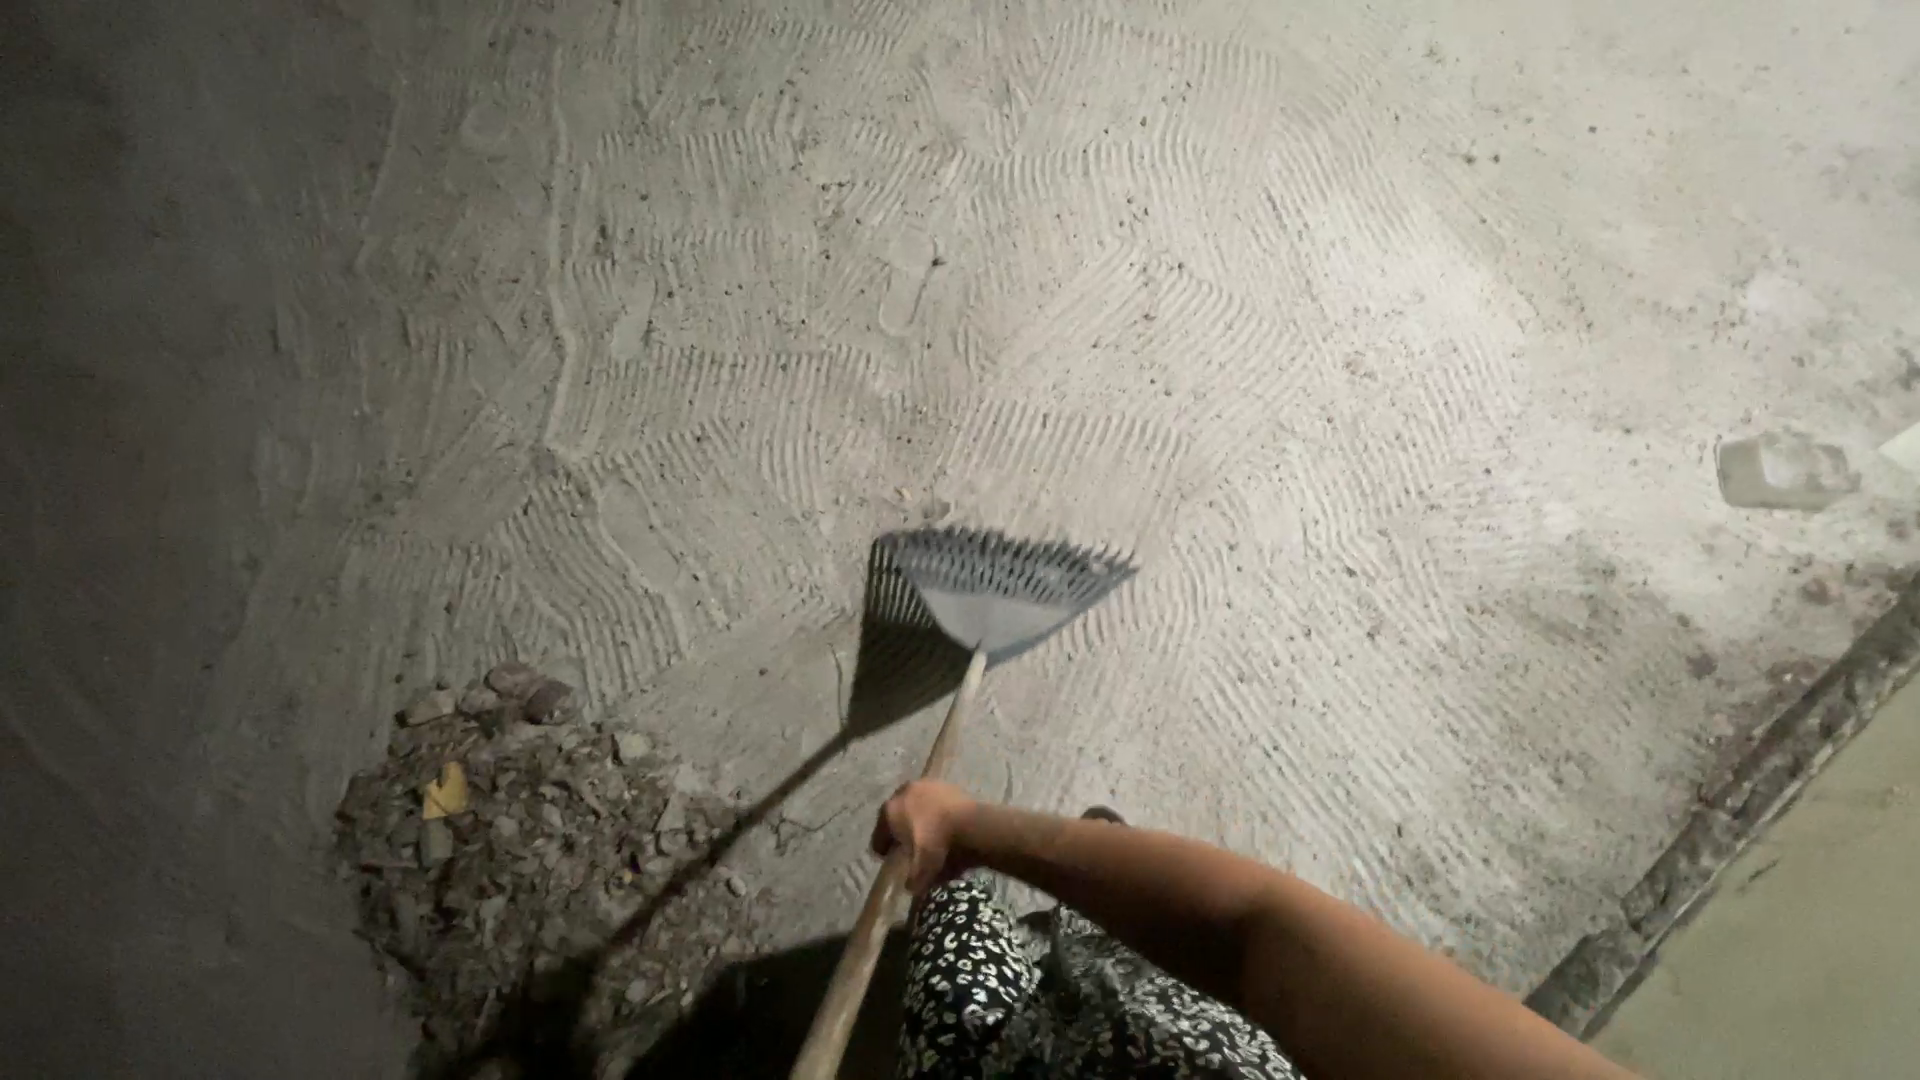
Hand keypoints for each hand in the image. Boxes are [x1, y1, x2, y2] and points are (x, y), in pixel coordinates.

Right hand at [869, 779, 978, 893]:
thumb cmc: (938, 846)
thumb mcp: (922, 871)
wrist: (971, 823)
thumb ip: (912, 880)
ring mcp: (925, 784)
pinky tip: (944, 821)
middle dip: (899, 827)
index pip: (879, 833)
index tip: (887, 856)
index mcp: (890, 811)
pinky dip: (936, 810)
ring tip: (927, 831)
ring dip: (918, 815)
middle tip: (906, 843)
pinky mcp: (945, 783)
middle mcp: (903, 792)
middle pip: (896, 814)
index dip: (882, 847)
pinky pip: (934, 800)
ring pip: (915, 803)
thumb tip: (910, 886)